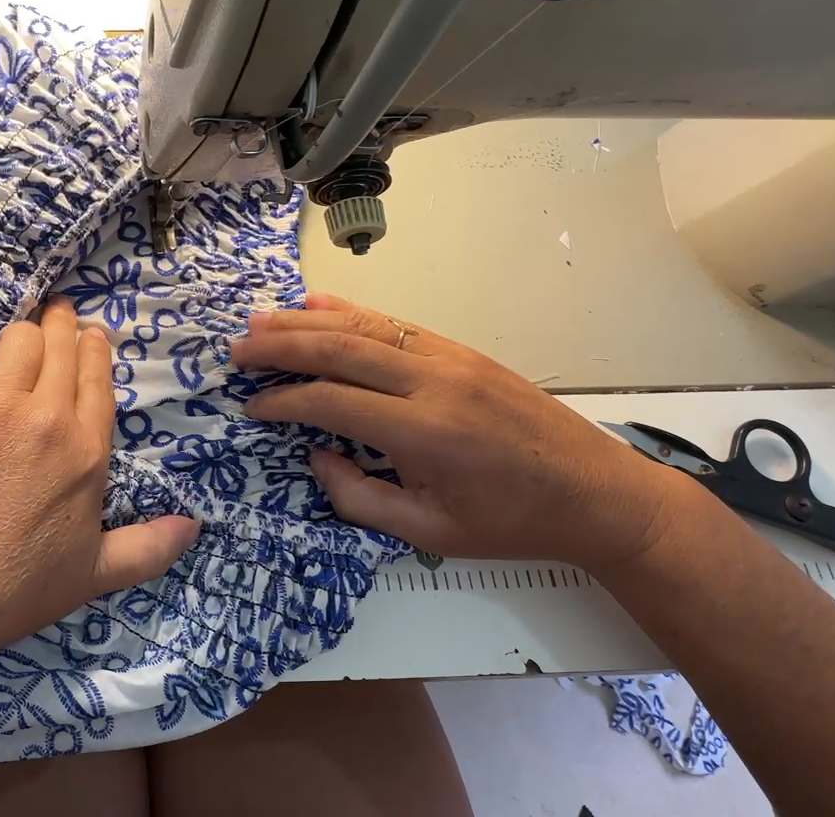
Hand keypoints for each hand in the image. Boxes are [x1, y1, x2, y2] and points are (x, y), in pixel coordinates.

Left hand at [0, 298, 199, 650]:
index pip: (98, 379)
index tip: (90, 332)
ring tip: (9, 347)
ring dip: (17, 339)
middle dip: (60, 321)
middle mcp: (47, 416)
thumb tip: (193, 527)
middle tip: (55, 310)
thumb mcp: (93, 576)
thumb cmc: (14, 589)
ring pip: (17, 338)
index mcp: (87, 452)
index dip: (94, 349)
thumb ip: (147, 549)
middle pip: (60, 345)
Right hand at [230, 292, 693, 572]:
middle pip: (337, 348)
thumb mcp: (429, 532)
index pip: (331, 401)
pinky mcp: (459, 347)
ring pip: (361, 326)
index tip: (251, 408)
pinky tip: (315, 301)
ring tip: (259, 321)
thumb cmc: (510, 522)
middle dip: (280, 346)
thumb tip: (315, 452)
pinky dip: (348, 310)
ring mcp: (447, 356)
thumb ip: (359, 497)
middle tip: (236, 350)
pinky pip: (392, 321)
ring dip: (304, 320)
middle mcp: (431, 381)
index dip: (283, 403)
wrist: (597, 492)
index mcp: (424, 432)